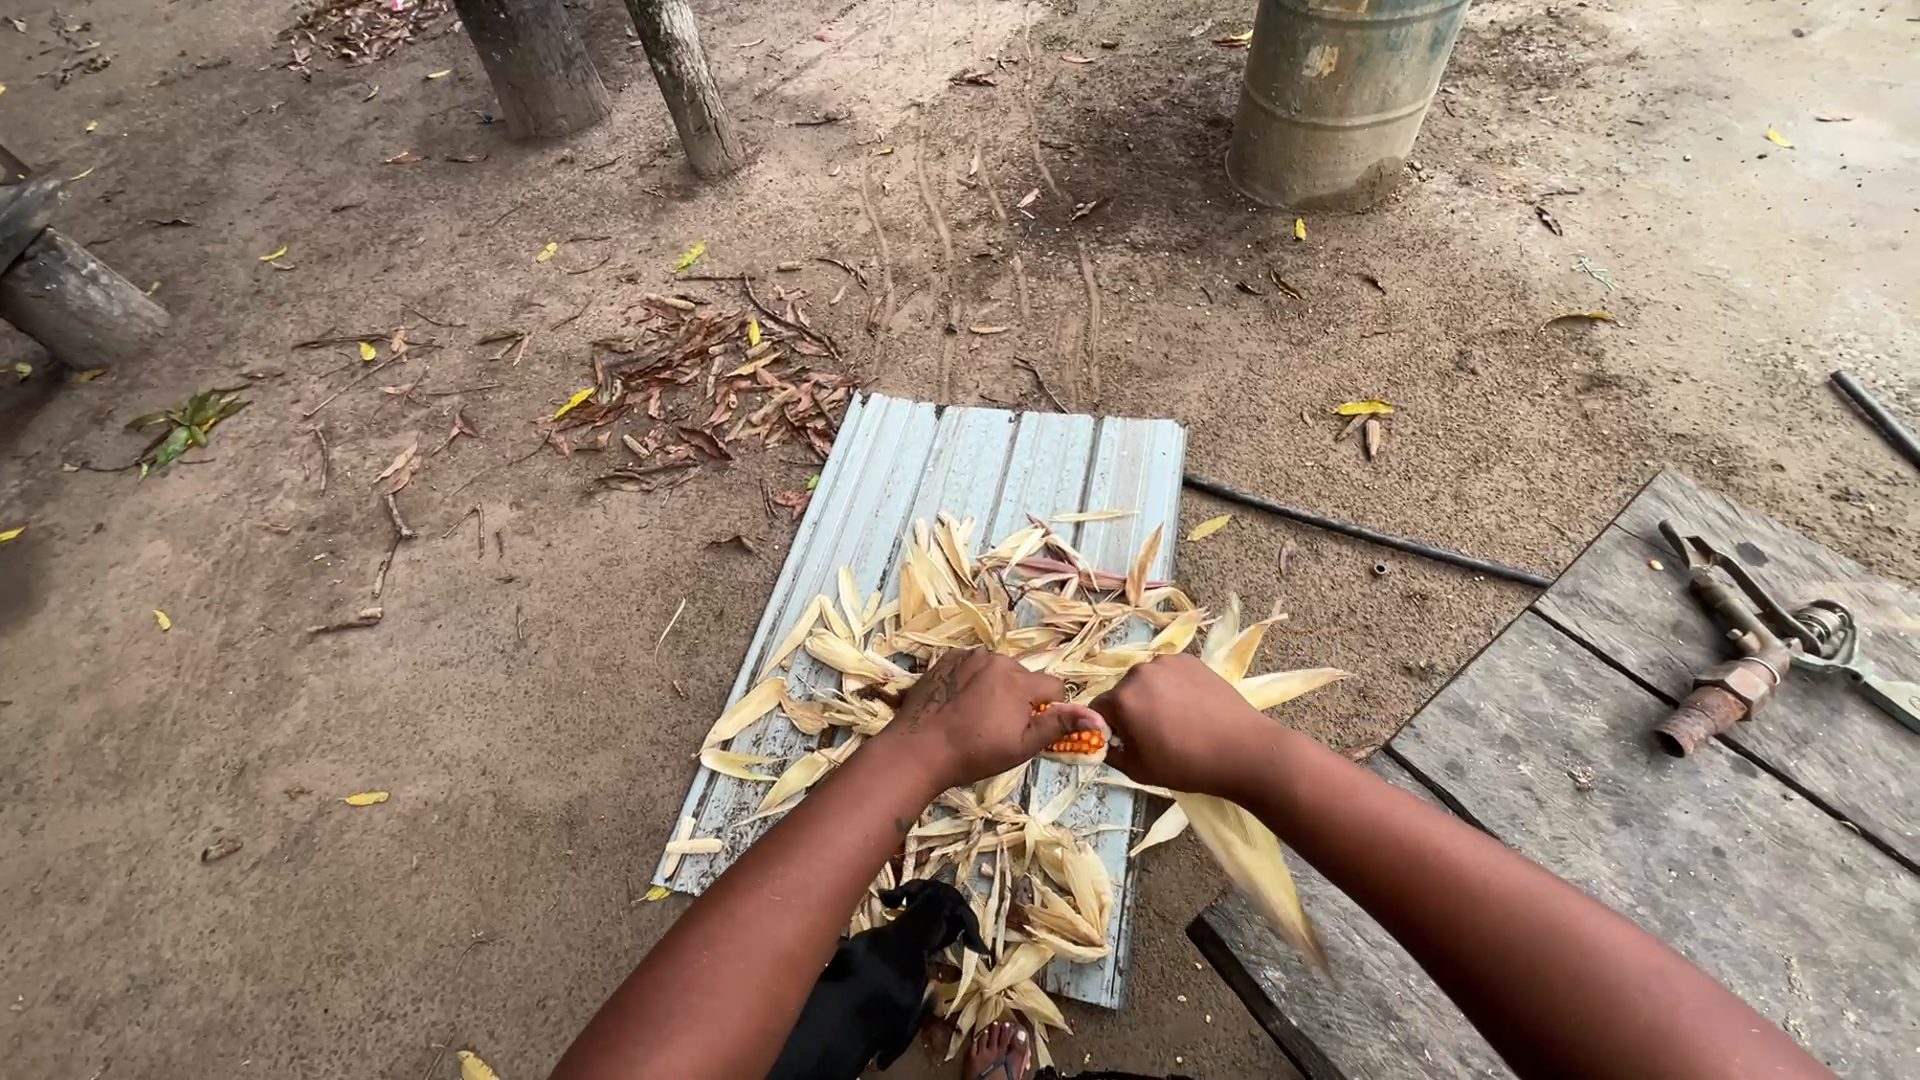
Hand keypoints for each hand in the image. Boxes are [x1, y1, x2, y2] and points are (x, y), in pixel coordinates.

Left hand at [871, 649, 1102, 790]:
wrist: (919, 749)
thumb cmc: (975, 753)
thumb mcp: (1022, 746)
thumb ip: (1059, 725)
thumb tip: (1097, 717)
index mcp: (1019, 680)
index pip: (1053, 685)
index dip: (1048, 707)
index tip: (1028, 726)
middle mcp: (997, 659)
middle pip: (1024, 675)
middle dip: (1020, 695)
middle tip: (998, 724)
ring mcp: (968, 656)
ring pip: (997, 668)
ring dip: (995, 685)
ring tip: (976, 713)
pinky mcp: (946, 658)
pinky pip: (971, 664)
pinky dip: (971, 678)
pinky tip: (959, 702)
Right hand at [1092, 653, 1282, 797]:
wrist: (1243, 751)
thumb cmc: (1187, 765)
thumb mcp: (1138, 770)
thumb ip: (1109, 752)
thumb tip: (1099, 740)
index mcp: (1122, 698)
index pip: (1096, 710)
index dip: (1107, 728)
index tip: (1127, 743)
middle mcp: (1138, 672)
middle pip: (1121, 692)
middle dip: (1130, 710)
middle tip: (1155, 734)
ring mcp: (1166, 662)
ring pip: (1144, 681)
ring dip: (1150, 696)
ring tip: (1177, 720)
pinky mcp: (1189, 660)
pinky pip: (1168, 673)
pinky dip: (1172, 686)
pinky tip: (1191, 706)